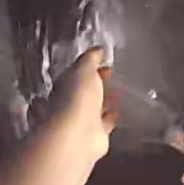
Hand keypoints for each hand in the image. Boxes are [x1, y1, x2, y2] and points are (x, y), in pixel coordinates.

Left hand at [39, 47, 115, 171]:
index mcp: (63, 86)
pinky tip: (119, 111)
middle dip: (97, 83)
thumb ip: (90, 59)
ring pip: (94, 107)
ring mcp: (82, 121)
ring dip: (105, 99)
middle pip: (84, 91)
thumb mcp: (83, 70)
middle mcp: (70, 104)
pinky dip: (110, 117)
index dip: (89, 67)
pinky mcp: (95, 136)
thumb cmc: (77, 98)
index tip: (104, 61)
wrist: (78, 135)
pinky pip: (104, 123)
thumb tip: (98, 48)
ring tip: (120, 90)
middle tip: (112, 75)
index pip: (75, 74)